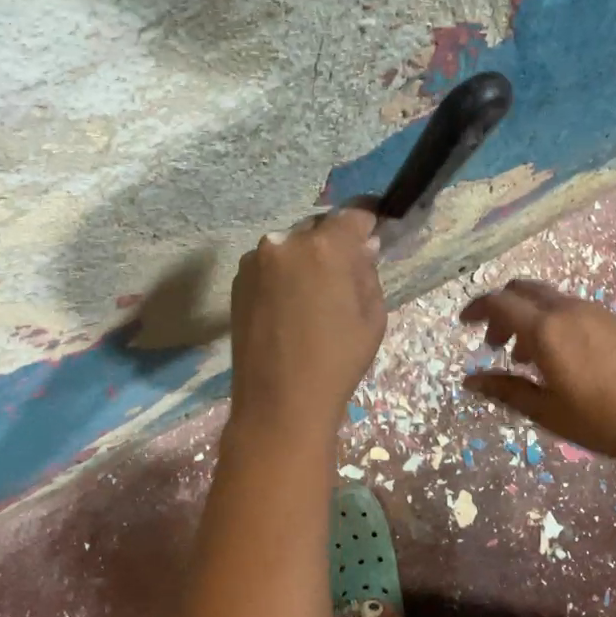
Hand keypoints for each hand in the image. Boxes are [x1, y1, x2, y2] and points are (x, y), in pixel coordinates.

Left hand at [229, 208, 386, 418]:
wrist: (279, 402)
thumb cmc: (337, 361)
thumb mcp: (372, 316)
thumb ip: (367, 271)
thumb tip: (362, 247)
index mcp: (325, 247)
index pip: (354, 214)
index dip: (369, 219)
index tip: (377, 229)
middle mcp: (286, 242)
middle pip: (319, 227)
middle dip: (336, 241)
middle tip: (348, 269)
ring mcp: (256, 260)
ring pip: (292, 245)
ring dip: (307, 257)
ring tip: (316, 293)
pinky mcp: (238, 280)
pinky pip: (271, 264)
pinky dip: (285, 273)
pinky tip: (291, 305)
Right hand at [459, 279, 615, 465]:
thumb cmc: (609, 421)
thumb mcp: (550, 413)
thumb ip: (507, 391)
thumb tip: (470, 381)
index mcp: (546, 328)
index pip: (499, 303)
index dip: (476, 309)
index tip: (464, 325)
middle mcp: (569, 309)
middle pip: (524, 291)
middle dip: (502, 310)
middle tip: (493, 343)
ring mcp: (597, 311)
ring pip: (550, 300)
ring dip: (529, 318)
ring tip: (526, 358)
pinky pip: (573, 310)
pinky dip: (553, 323)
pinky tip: (563, 360)